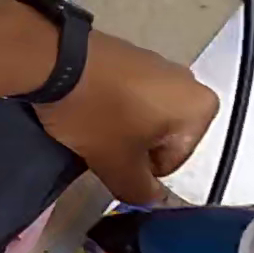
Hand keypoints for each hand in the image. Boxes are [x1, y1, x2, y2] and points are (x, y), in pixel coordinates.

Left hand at [32, 31, 218, 204]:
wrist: (53, 60)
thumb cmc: (96, 113)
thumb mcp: (116, 163)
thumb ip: (139, 190)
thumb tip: (151, 200)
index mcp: (200, 106)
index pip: (173, 161)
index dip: (139, 170)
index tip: (111, 159)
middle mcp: (185, 80)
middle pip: (157, 136)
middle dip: (127, 146)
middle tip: (97, 144)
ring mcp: (154, 62)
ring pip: (136, 114)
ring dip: (114, 125)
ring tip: (85, 124)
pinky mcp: (123, 52)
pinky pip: (118, 91)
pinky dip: (103, 103)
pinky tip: (81, 104)